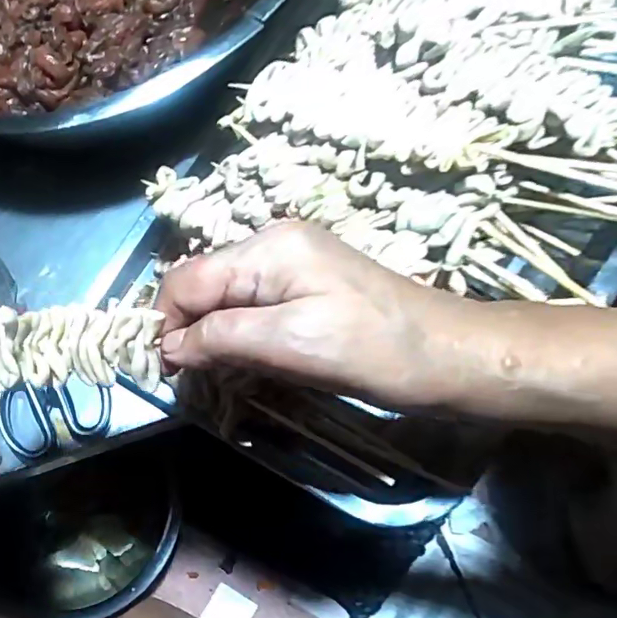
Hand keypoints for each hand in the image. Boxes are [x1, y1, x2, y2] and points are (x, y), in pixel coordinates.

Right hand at [157, 223, 484, 410]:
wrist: (451, 356)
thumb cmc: (374, 350)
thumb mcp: (291, 344)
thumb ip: (221, 337)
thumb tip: (167, 348)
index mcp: (267, 248)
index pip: (186, 279)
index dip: (165, 323)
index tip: (167, 370)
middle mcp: (271, 242)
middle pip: (200, 284)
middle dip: (184, 328)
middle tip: (191, 375)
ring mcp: (288, 260)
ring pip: (219, 295)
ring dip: (208, 333)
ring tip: (216, 370)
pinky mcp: (300, 281)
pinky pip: (245, 303)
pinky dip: (233, 332)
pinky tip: (243, 356)